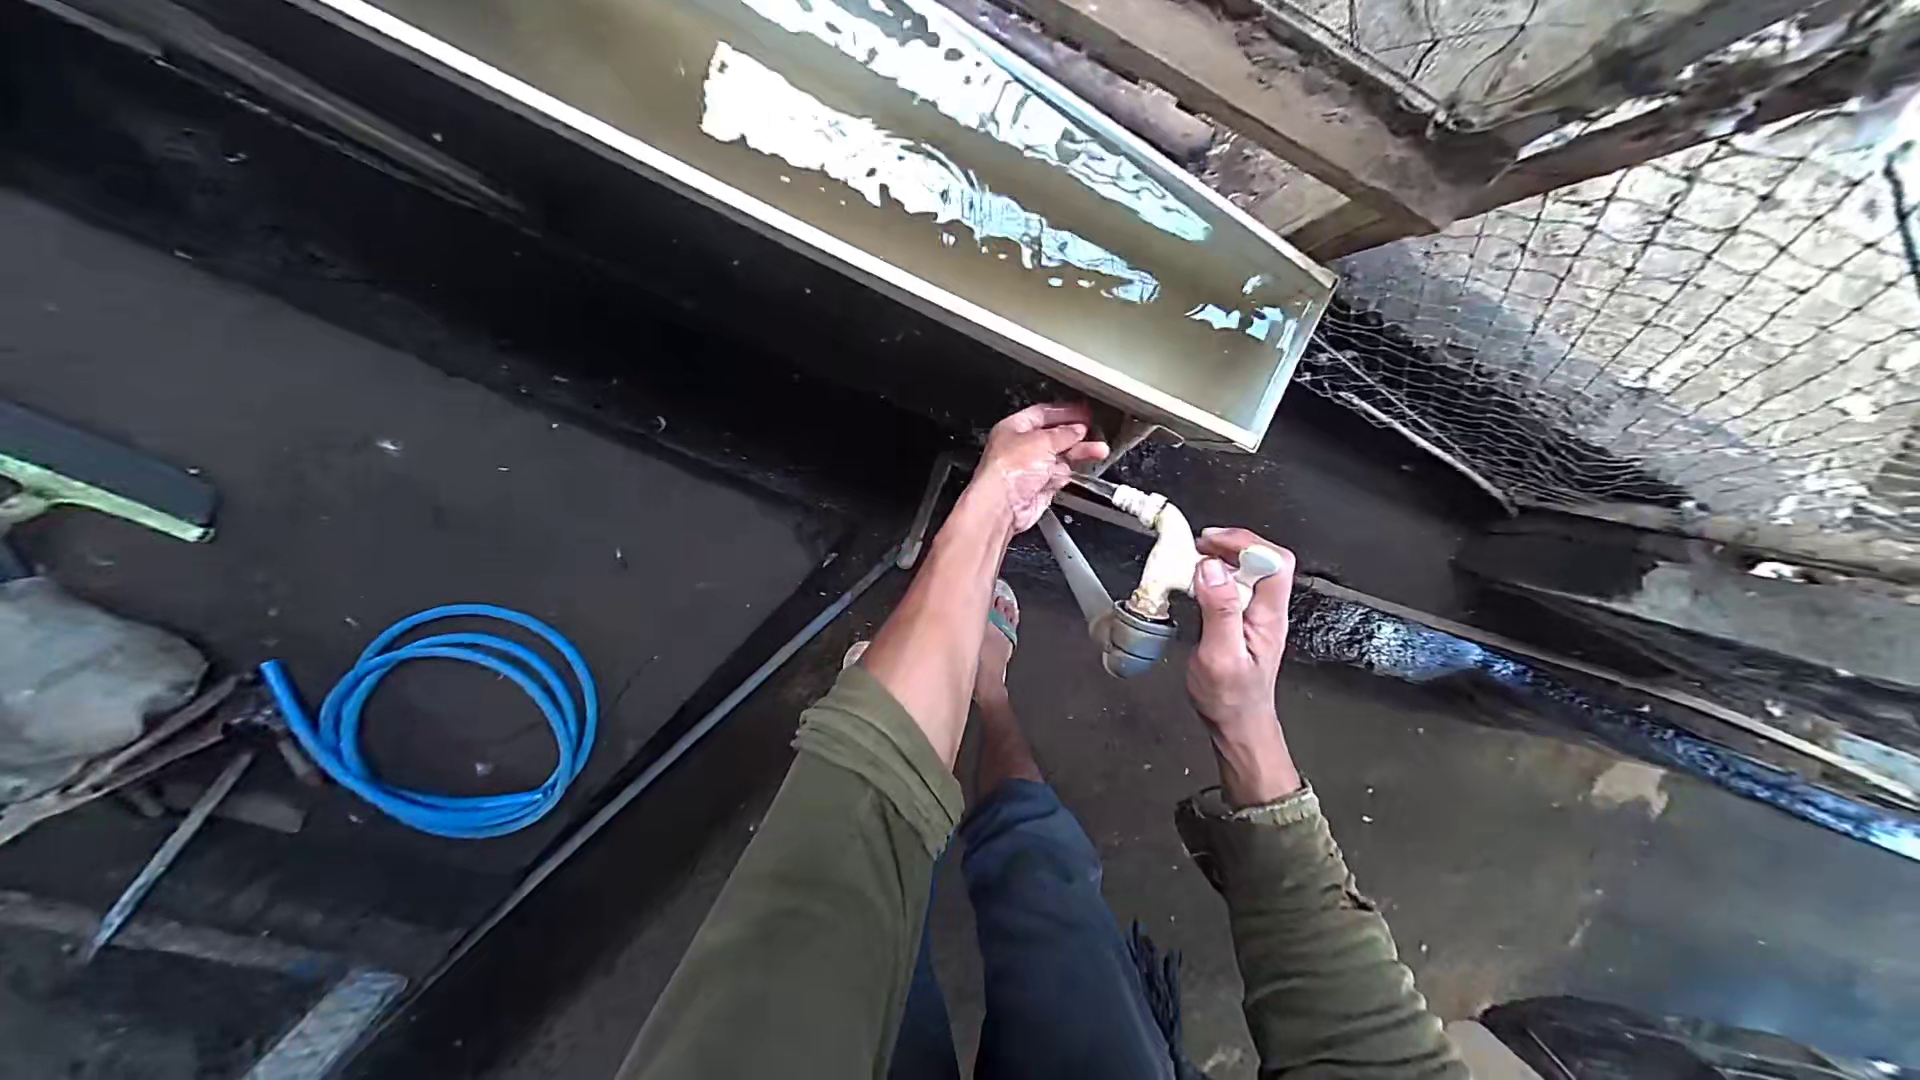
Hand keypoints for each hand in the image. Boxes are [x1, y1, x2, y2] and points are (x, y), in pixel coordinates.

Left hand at [970, 403, 1109, 533]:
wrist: (1002, 505)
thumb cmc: (1007, 470)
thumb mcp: (1041, 441)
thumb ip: (1063, 433)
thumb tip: (1076, 429)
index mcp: (1014, 429)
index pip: (1042, 414)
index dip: (1063, 412)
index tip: (1082, 412)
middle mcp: (1020, 448)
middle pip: (1053, 436)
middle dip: (1075, 434)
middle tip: (1094, 430)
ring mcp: (1029, 469)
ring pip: (1059, 457)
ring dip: (1079, 453)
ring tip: (1099, 449)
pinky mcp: (1038, 487)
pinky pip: (1059, 476)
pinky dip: (1071, 472)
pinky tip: (1083, 467)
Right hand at [1187, 527, 1301, 803]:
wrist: (1235, 724)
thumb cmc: (1230, 699)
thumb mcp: (1220, 656)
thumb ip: (1218, 611)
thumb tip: (1212, 569)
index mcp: (1268, 616)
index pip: (1275, 563)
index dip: (1245, 544)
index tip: (1211, 543)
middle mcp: (1264, 610)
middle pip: (1261, 559)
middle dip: (1229, 544)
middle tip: (1197, 545)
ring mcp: (1252, 613)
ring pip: (1245, 569)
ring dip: (1219, 557)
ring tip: (1191, 558)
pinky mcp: (1237, 617)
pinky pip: (1229, 584)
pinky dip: (1210, 574)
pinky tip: (1193, 579)